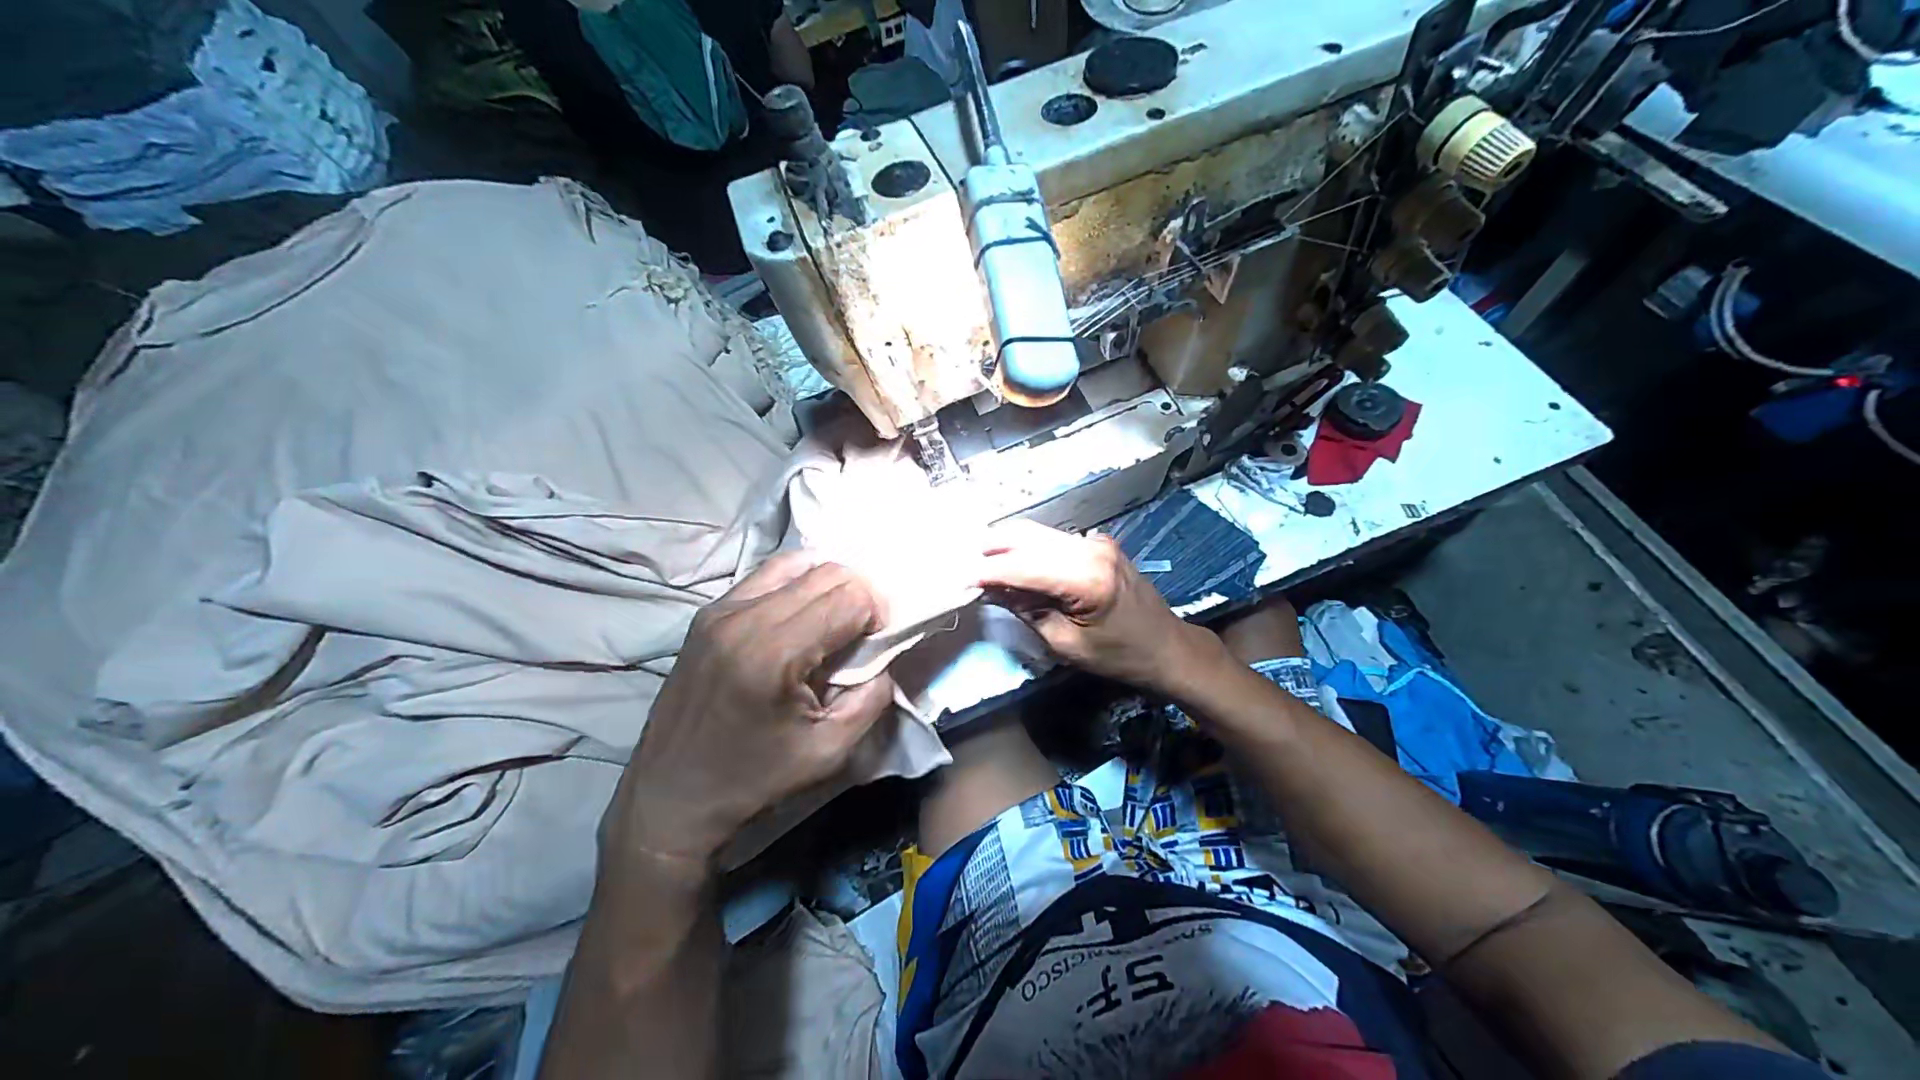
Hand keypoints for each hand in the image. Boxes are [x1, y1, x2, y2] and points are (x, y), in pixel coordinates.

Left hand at [604, 553, 896, 869]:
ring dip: (827, 585)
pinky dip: (795, 585)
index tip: (877, 644)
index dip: (877, 613)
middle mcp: (743, 618)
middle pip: (826, 571)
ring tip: (831, 623)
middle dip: (858, 596)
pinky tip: (799, 619)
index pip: (848, 596)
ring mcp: (719, 609)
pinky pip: (765, 576)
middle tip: (861, 635)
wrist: (671, 796)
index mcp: (773, 654)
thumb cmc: (753, 780)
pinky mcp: (706, 612)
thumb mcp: (830, 751)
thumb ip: (871, 696)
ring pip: (795, 562)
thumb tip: (885, 654)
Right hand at [977, 520, 1229, 695]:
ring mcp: (1096, 541)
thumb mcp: (1066, 644)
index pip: (1023, 565)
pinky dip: (1028, 550)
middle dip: (991, 548)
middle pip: (1027, 536)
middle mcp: (1091, 548)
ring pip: (1037, 533)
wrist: (1167, 647)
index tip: (958, 578)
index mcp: (1087, 576)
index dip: (987, 571)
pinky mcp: (1097, 543)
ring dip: (1007, 546)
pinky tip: (1013, 566)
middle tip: (962, 566)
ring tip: (981, 566)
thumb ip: (1026, 610)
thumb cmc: (1119, 655)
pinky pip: (1053, 540)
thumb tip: (990, 588)